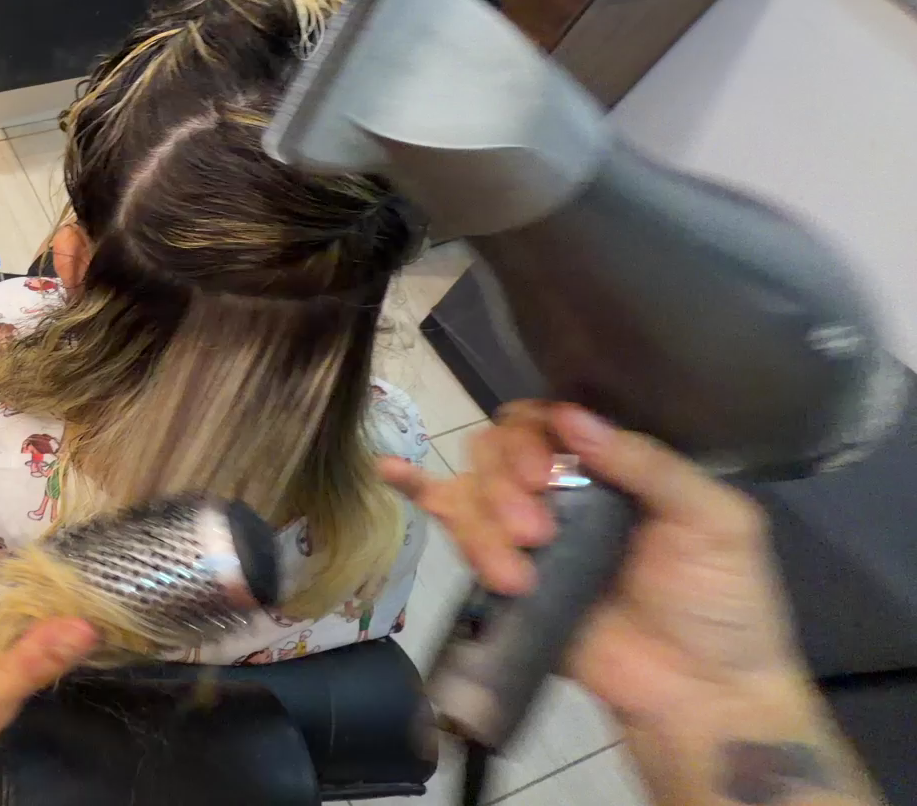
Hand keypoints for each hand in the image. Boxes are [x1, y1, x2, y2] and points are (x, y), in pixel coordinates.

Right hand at [377, 404, 804, 727]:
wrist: (694, 691)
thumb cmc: (719, 603)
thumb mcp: (716, 524)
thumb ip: (651, 466)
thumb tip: (570, 418)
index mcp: (602, 464)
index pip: (543, 421)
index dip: (531, 439)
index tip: (544, 477)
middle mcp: (552, 483)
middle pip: (493, 449)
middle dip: (504, 490)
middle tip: (537, 535)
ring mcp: (516, 520)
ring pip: (466, 489)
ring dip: (480, 529)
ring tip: (515, 578)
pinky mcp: (488, 557)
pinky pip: (439, 508)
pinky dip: (411, 485)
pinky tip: (389, 468)